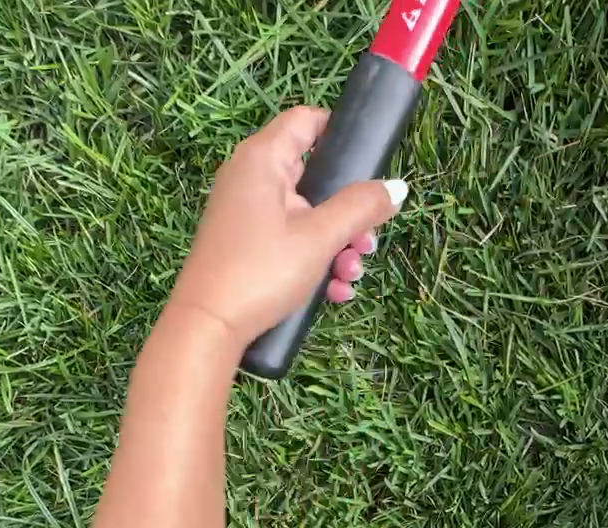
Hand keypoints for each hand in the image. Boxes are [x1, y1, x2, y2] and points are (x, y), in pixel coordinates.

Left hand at [169, 106, 406, 350]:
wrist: (210, 326)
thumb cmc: (262, 271)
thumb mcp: (319, 238)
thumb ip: (360, 208)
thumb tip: (397, 187)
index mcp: (263, 160)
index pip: (307, 122)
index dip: (342, 136)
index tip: (370, 167)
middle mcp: (252, 180)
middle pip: (316, 181)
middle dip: (349, 215)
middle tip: (367, 245)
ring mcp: (248, 216)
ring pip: (308, 219)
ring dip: (338, 247)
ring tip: (349, 277)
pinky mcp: (248, 248)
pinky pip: (292, 244)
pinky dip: (316, 263)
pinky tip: (334, 293)